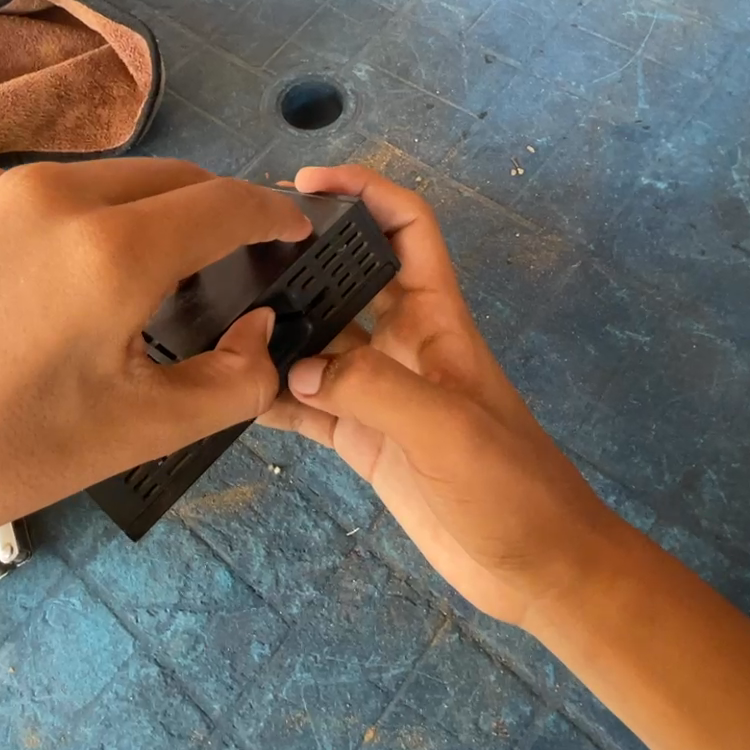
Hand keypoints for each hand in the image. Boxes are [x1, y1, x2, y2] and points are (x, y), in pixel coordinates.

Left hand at [0, 158, 310, 573]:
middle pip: (174, 180)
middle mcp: (56, 193)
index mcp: (111, 251)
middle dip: (216, 213)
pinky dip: (86, 218)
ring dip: (151, 213)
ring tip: (144, 278)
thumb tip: (261, 327)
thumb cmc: (0, 459)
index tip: (295, 231)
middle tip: (227, 267)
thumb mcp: (140, 432)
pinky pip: (49, 191)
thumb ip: (235, 379)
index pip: (227, 204)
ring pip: (111, 180)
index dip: (273, 213)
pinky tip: (60, 277)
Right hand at [259, 166, 616, 627]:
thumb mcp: (448, 428)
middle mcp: (400, 345)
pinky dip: (273, 399)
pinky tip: (233, 396)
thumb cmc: (511, 486)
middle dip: (300, 261)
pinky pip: (306, 407)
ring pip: (316, 345)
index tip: (308, 183)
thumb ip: (372, 389)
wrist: (534, 565)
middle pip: (345, 281)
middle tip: (232, 255)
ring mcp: (377, 392)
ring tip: (215, 323)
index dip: (366, 192)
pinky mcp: (361, 438)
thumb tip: (295, 368)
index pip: (406, 229)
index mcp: (435, 319)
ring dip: (276, 333)